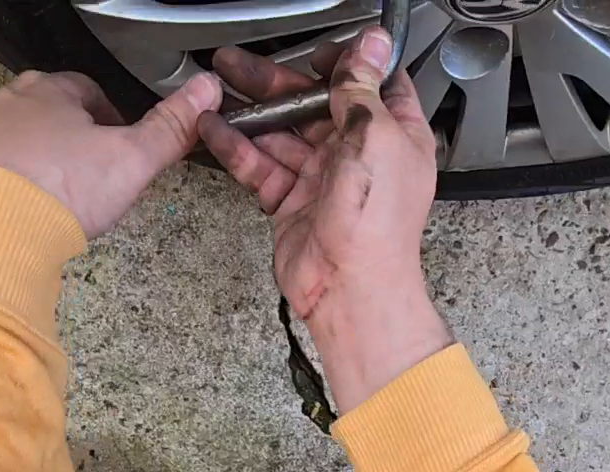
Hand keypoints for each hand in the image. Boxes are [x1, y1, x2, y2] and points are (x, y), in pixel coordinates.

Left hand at [0, 70, 221, 237]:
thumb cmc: (66, 191)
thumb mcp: (134, 162)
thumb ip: (170, 128)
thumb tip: (207, 87)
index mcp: (54, 94)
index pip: (86, 90)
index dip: (107, 116)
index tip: (117, 142)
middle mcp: (7, 100)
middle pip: (38, 99)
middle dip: (59, 123)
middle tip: (80, 161)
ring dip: (10, 132)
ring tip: (31, 167)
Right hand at [198, 29, 453, 411]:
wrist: (350, 288)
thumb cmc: (377, 224)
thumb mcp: (376, 136)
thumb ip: (362, 88)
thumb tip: (370, 44)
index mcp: (394, 138)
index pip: (373, 85)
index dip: (345, 63)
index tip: (317, 53)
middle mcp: (360, 158)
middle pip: (315, 106)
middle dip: (276, 84)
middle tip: (238, 62)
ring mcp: (324, 182)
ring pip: (282, 135)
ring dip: (249, 113)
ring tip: (216, 88)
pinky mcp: (293, 205)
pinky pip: (262, 168)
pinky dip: (237, 148)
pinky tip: (215, 128)